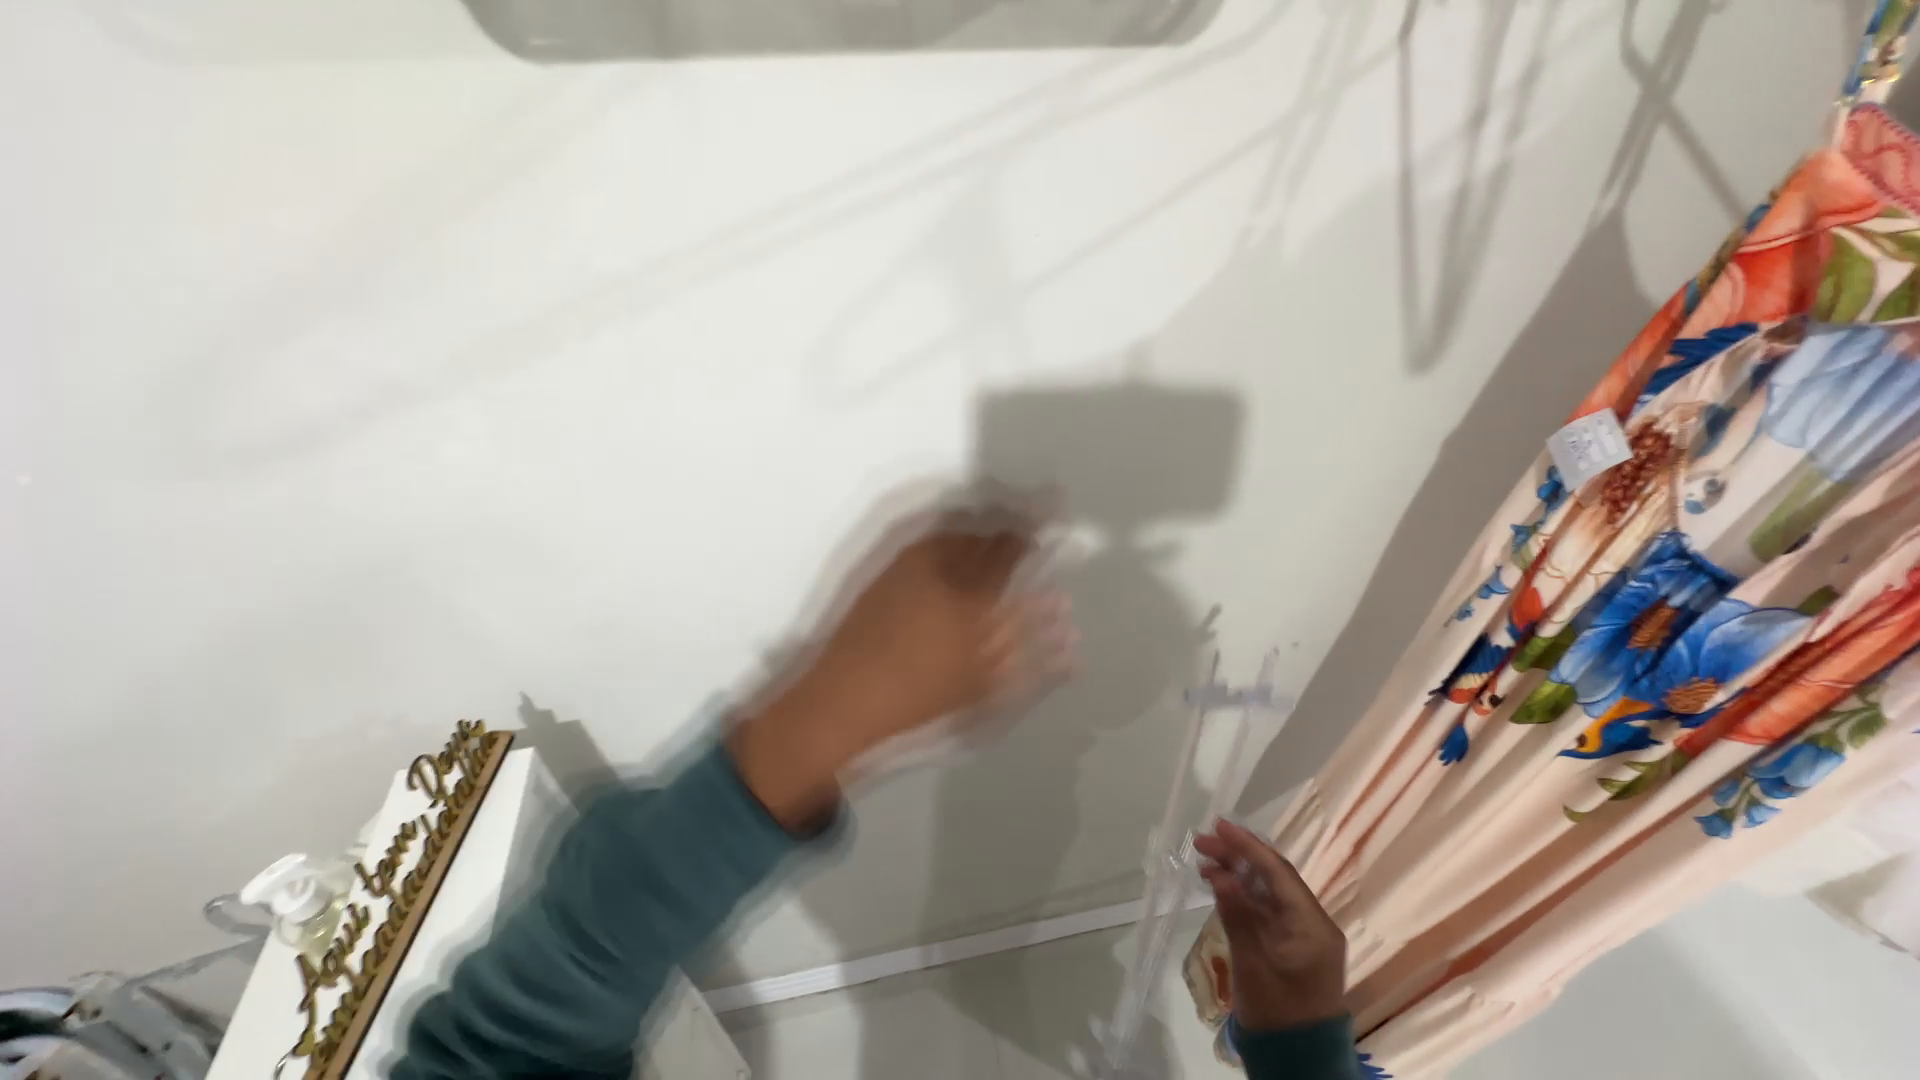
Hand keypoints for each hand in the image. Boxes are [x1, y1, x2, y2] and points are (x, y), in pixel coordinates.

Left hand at [731, 507, 1075, 828]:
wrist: (847, 696)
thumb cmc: (921, 699)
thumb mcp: (985, 686)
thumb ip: (1032, 655)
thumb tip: (1070, 631)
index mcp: (973, 599)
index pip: (1015, 548)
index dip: (1040, 526)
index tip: (1058, 514)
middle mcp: (944, 570)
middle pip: (988, 530)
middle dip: (1017, 517)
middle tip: (1039, 511)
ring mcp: (913, 564)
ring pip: (959, 527)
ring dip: (986, 521)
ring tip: (1005, 523)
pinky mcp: (889, 567)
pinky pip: (931, 535)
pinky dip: (954, 530)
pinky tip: (962, 538)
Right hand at [1195, 819, 1347, 1032]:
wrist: (1299, 1062)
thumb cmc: (1277, 1012)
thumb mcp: (1253, 962)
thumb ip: (1238, 913)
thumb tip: (1220, 872)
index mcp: (1312, 924)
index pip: (1278, 872)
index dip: (1248, 846)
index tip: (1219, 826)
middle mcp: (1312, 923)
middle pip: (1274, 878)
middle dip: (1239, 857)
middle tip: (1202, 843)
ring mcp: (1303, 936)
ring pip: (1269, 893)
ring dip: (1238, 874)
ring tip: (1204, 864)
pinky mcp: (1291, 947)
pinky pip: (1267, 911)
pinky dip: (1243, 896)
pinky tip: (1220, 888)